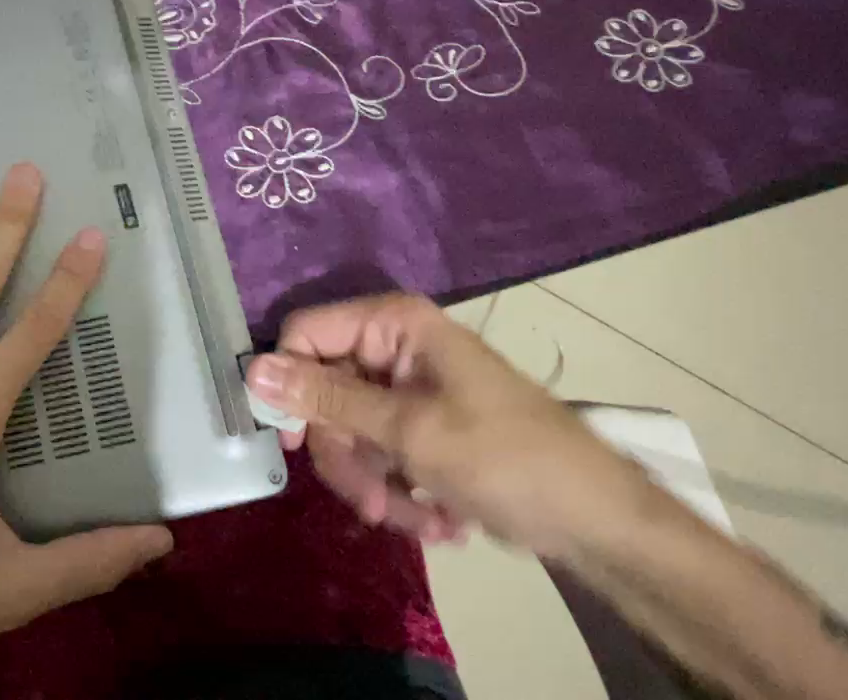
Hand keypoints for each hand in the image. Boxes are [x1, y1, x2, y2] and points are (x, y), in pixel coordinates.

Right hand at [246, 294, 652, 559]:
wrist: (596, 523)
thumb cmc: (506, 459)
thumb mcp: (408, 430)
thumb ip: (326, 399)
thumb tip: (251, 370)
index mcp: (394, 325)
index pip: (307, 334)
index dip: (290, 384)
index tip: (293, 441)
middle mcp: (395, 347)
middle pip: (325, 392)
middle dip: (347, 456)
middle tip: (370, 502)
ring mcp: (408, 389)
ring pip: (349, 432)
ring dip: (374, 484)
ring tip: (415, 521)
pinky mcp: (420, 428)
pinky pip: (379, 452)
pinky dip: (398, 491)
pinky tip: (436, 522)